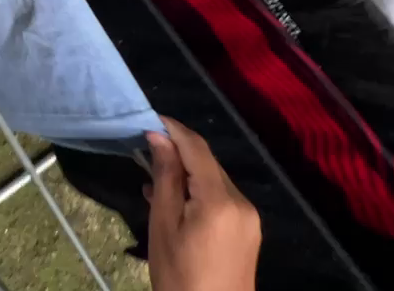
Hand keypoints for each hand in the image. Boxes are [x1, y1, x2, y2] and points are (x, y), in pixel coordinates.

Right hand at [145, 118, 260, 290]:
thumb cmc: (179, 275)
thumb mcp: (163, 224)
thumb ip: (164, 176)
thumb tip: (159, 136)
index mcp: (220, 200)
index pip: (196, 147)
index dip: (172, 128)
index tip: (146, 118)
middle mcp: (241, 202)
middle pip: (206, 161)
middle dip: (177, 149)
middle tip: (144, 147)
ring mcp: (248, 218)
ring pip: (213, 178)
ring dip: (185, 170)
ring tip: (152, 174)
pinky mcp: (248, 231)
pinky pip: (220, 197)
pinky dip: (197, 190)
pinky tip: (173, 198)